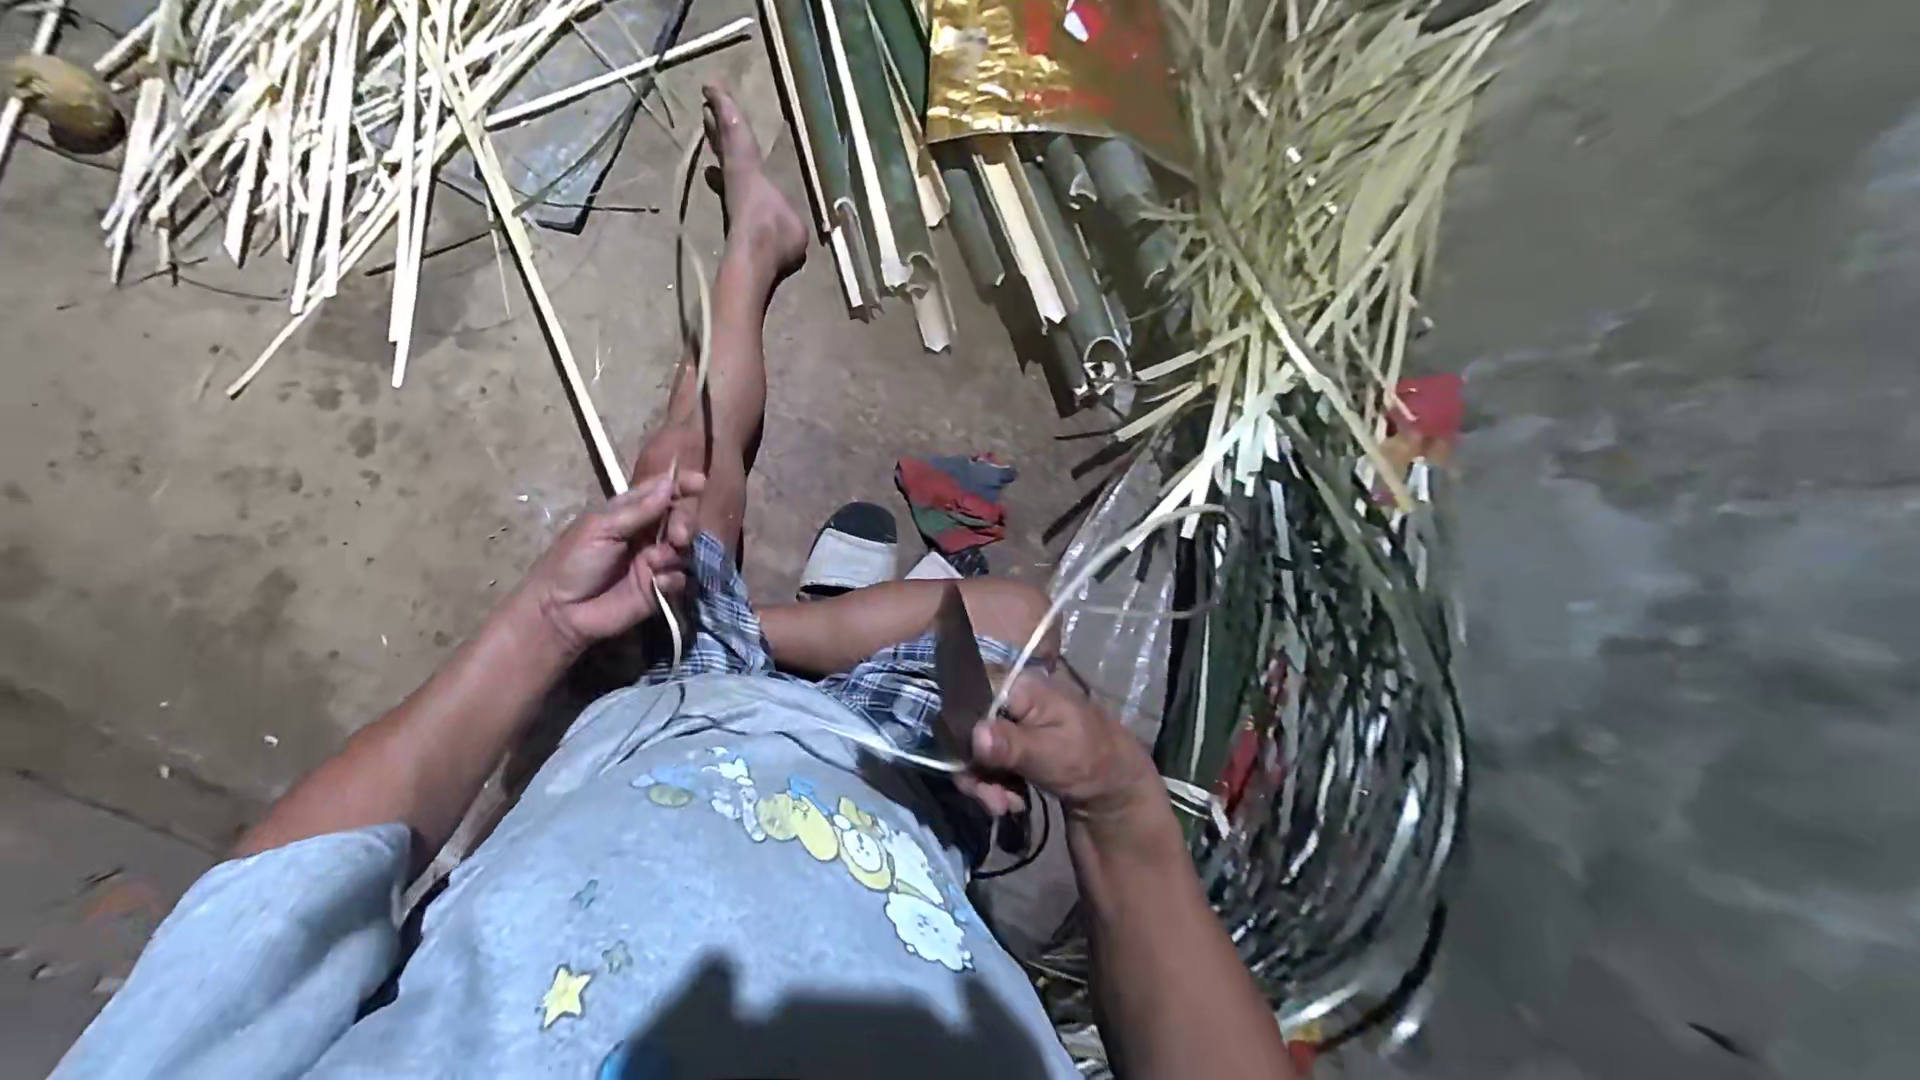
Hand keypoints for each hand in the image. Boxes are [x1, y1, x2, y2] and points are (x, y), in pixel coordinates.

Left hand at [518, 470, 705, 652]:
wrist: (561, 612)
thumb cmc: (573, 562)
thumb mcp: (601, 529)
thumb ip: (638, 510)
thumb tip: (669, 482)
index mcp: (630, 514)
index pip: (662, 493)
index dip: (681, 485)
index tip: (699, 484)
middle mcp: (648, 535)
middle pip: (681, 519)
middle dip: (685, 523)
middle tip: (678, 537)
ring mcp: (656, 562)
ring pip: (687, 548)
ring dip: (678, 552)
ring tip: (658, 562)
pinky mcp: (661, 588)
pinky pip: (681, 578)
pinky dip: (673, 579)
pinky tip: (657, 583)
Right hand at [957, 668, 1164, 828]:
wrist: (1119, 789)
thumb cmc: (1091, 761)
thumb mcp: (1051, 755)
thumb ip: (1011, 745)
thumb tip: (975, 734)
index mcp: (1020, 686)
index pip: (971, 696)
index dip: (963, 732)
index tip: (971, 768)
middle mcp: (1011, 698)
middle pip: (971, 727)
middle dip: (976, 769)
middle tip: (993, 801)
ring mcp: (1013, 721)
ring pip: (977, 749)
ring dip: (986, 782)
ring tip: (1004, 807)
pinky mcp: (1015, 743)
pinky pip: (990, 761)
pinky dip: (995, 784)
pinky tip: (1010, 802)